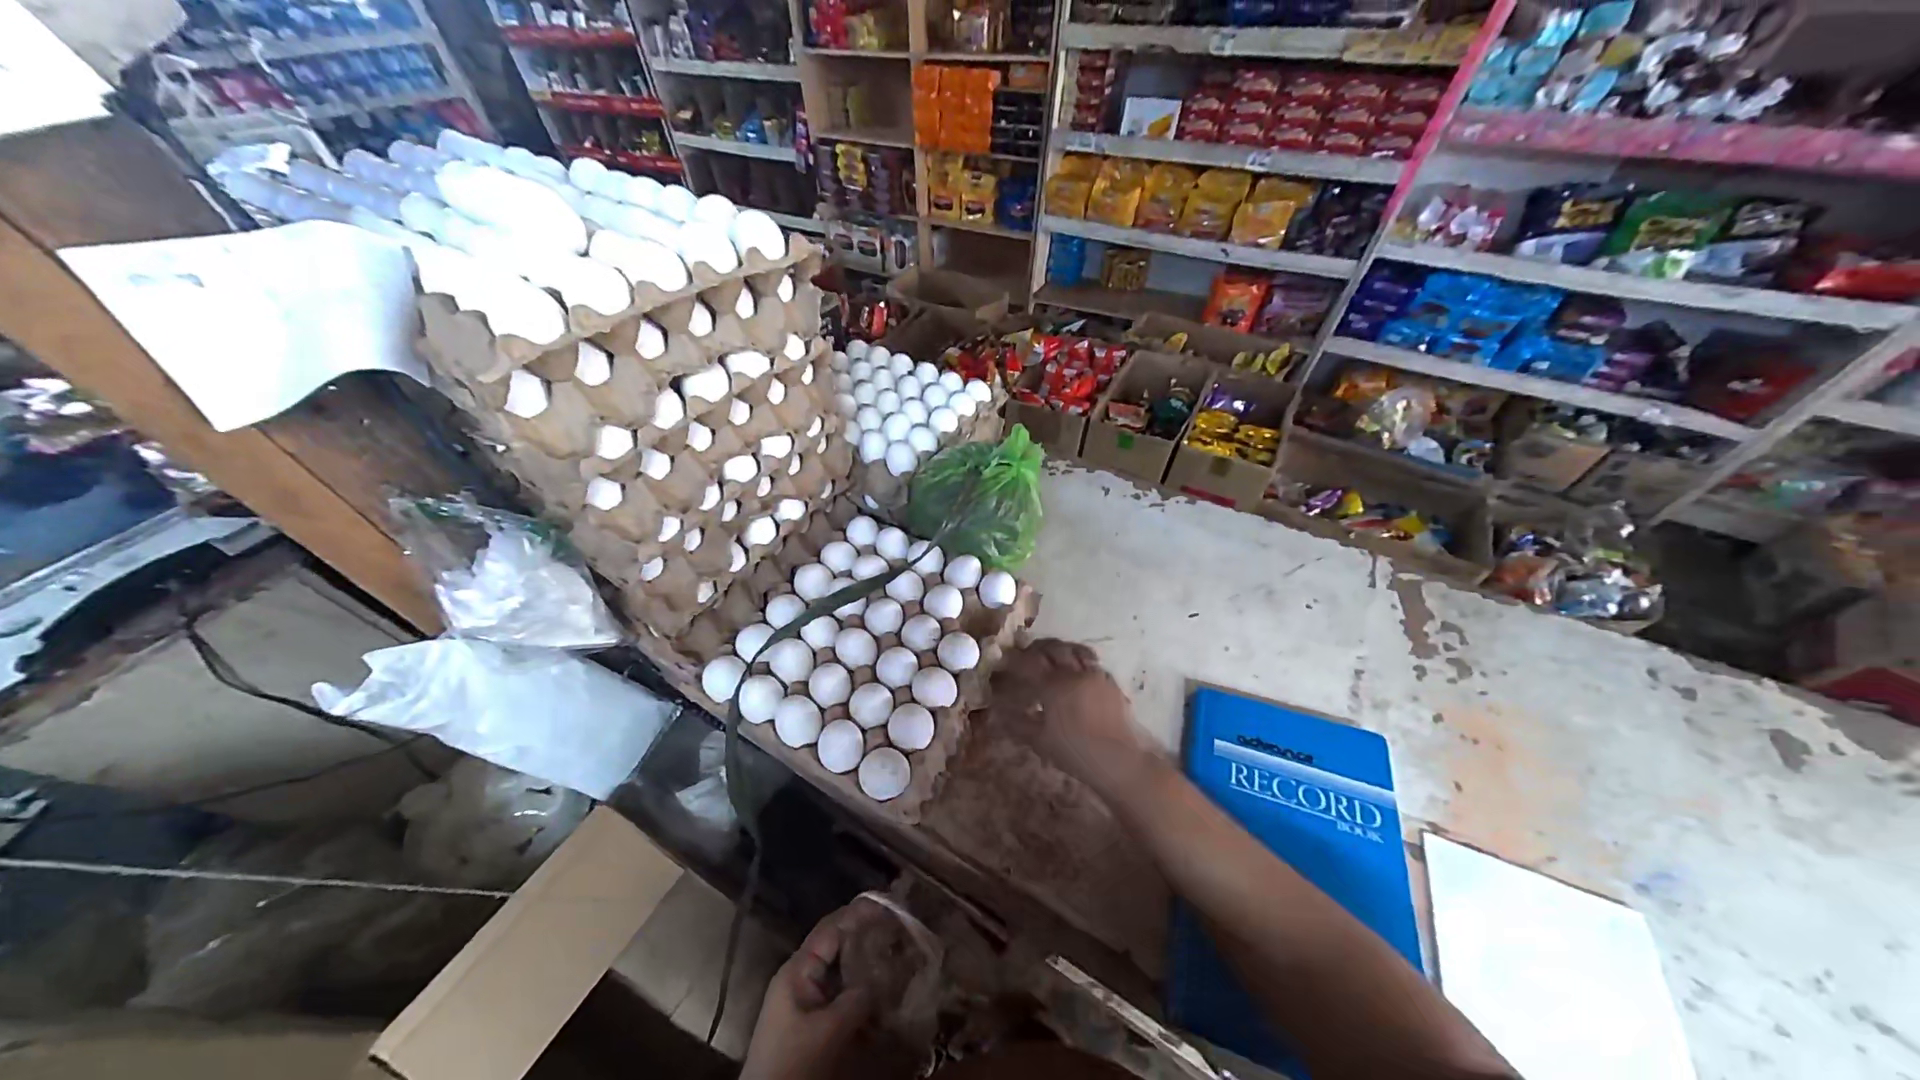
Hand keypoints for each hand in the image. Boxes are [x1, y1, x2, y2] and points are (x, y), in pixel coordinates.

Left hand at [740, 901, 879, 1079]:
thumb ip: (856, 1000)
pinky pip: (841, 995)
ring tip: (896, 953)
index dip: (859, 912)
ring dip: (866, 962)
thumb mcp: (828, 1031)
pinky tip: (883, 993)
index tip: (889, 903)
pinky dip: (861, 990)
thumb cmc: (791, 1063)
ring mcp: (806, 1000)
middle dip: (865, 934)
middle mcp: (801, 977)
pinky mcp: (813, 1022)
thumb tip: (881, 979)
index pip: (831, 928)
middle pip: (837, 945)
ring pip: (841, 970)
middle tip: (898, 927)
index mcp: (798, 970)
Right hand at [991, 638, 1157, 799]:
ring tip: (1055, 659)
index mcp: (1053, 685)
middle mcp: (1074, 673)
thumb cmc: (1074, 750)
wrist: (1117, 758)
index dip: (1015, 658)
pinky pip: (1093, 665)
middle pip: (1054, 648)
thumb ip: (1019, 723)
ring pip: (1076, 651)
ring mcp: (1096, 675)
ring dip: (1062, 651)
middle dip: (1038, 648)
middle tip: (1029, 654)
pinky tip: (1079, 677)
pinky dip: (1082, 663)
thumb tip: (1001, 712)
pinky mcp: (1112, 684)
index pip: (1029, 662)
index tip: (1006, 658)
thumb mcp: (1040, 741)